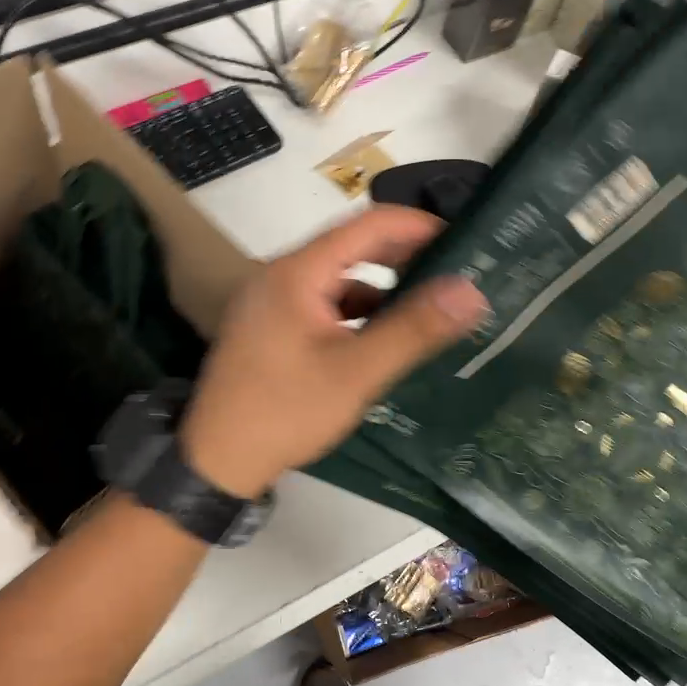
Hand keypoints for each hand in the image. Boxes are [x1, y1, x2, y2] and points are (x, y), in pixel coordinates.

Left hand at [179, 206, 488, 498]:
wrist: (216, 461)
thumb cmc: (285, 411)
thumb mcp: (356, 372)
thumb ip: (413, 328)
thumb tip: (470, 290)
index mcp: (296, 272)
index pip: (367, 225)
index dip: (417, 226)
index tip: (462, 241)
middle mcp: (278, 275)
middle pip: (349, 247)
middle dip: (402, 255)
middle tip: (453, 270)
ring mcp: (268, 301)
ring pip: (334, 278)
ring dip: (378, 286)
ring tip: (425, 303)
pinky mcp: (267, 327)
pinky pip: (319, 303)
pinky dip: (353, 310)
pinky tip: (379, 334)